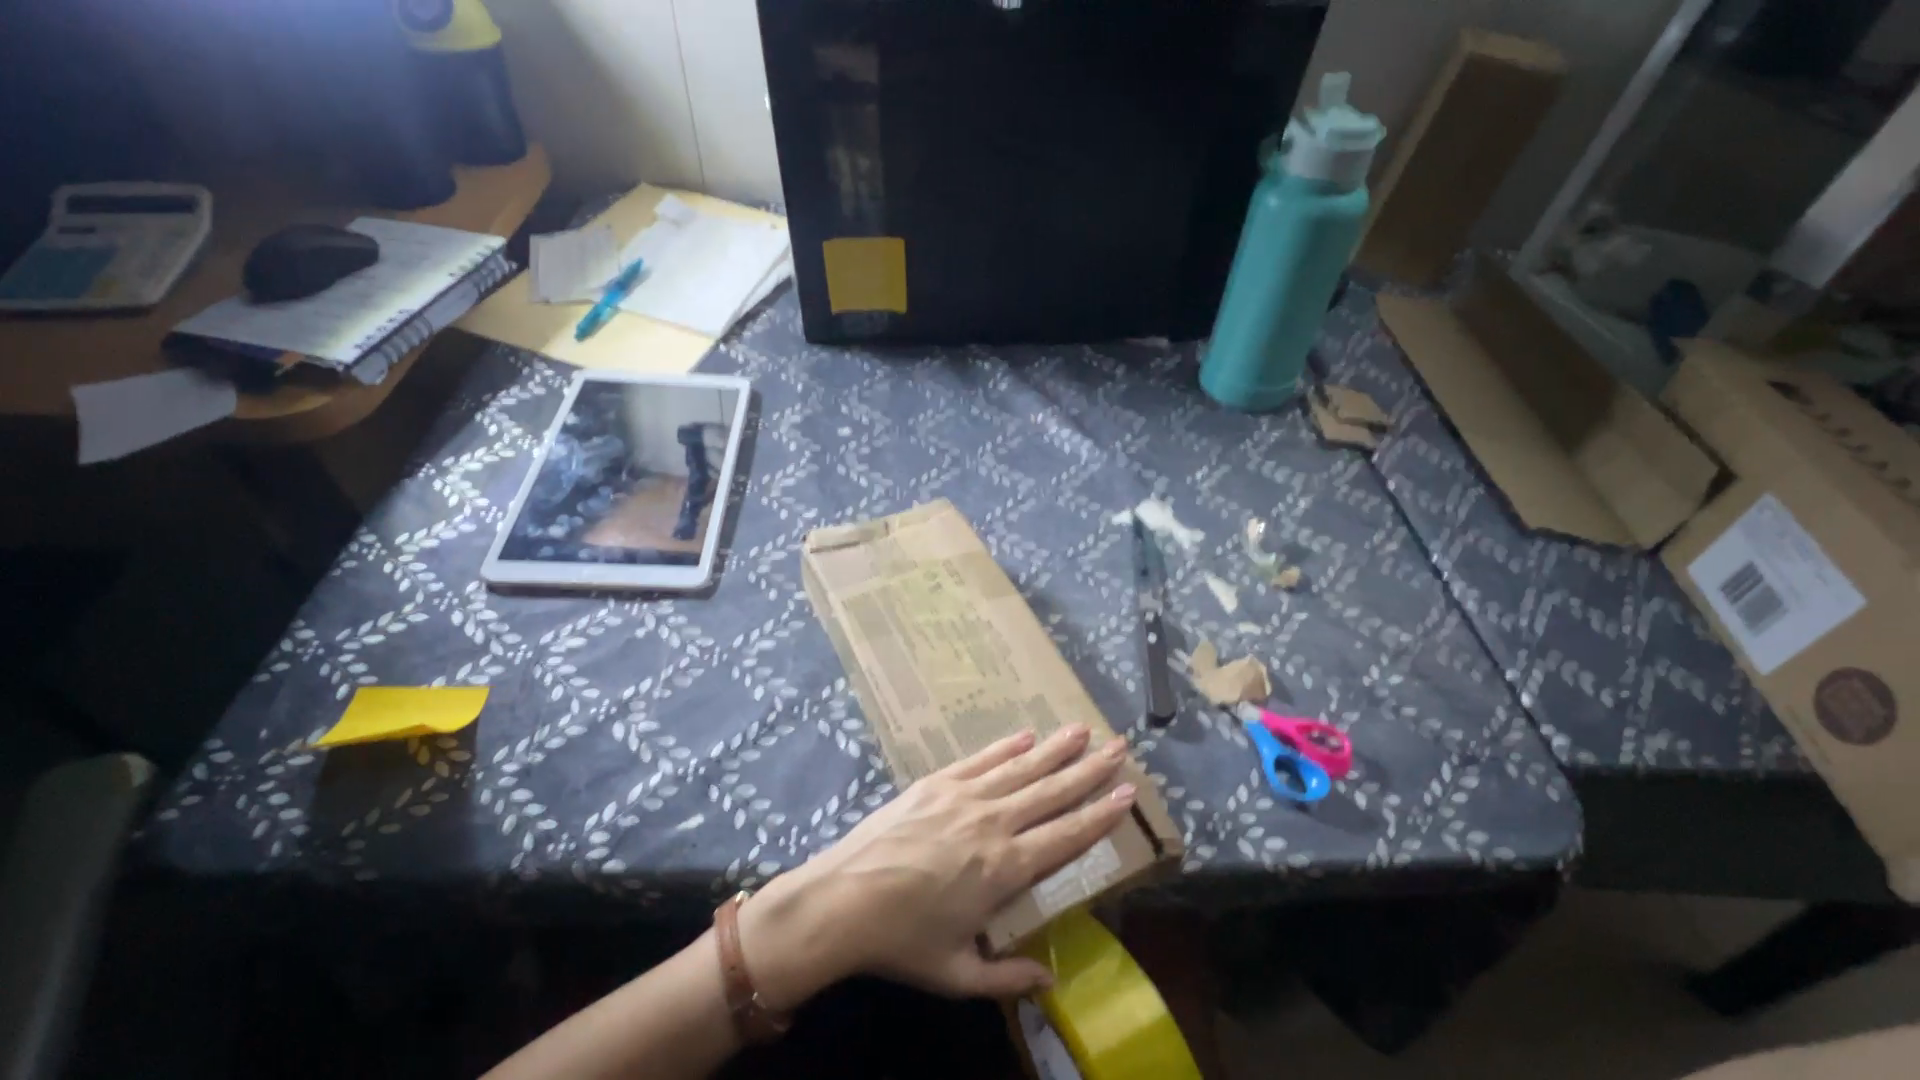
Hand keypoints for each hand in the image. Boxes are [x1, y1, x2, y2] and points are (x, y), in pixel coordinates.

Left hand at [738, 725, 1136, 1004]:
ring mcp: (961, 798)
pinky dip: (1004, 747)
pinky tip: (1025, 735)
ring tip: (1081, 729)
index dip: (1100, 814)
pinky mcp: (933, 785)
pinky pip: (979, 761)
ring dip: (1054, 749)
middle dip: (1089, 770)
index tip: (1128, 793)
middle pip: (1051, 792)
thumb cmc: (900, 942)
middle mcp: (992, 824)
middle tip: (1120, 747)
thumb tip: (1050, 981)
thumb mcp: (956, 974)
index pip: (1066, 835)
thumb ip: (1007, 978)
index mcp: (1005, 868)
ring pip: (1020, 768)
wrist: (840, 901)